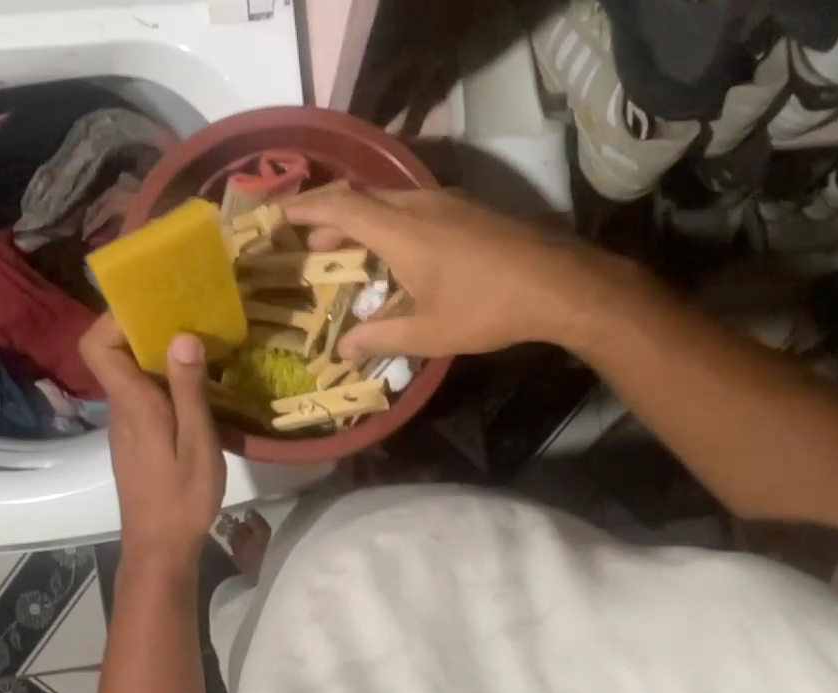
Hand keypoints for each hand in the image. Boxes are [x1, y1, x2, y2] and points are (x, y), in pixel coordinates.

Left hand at [79, 316, 225, 567]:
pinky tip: (194, 389)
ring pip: (131, 375)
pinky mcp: (135, 441)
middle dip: (146, 328)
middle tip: (189, 317)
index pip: (97, 345)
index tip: (152, 305)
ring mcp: (125, 426)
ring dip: (158, 355)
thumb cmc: (181, 497)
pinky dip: (162, 382)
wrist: (159, 547)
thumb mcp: (197, 443)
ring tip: (200, 346)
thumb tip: (181, 336)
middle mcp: (121, 408)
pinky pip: (141, 396)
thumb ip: (189, 390)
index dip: (114, 317)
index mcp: (132, 403)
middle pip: (115, 354)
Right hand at [284, 188, 635, 359]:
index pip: (341, 207)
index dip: (306, 209)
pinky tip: (394, 250)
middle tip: (310, 243)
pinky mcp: (468, 210)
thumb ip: (381, 337)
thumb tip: (343, 351)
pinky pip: (412, 205)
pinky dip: (388, 221)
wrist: (558, 284)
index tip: (279, 214)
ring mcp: (447, 203)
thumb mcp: (429, 333)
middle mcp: (420, 205)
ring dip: (361, 219)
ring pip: (389, 200)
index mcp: (402, 231)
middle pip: (362, 197)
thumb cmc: (487, 310)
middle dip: (329, 216)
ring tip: (348, 249)